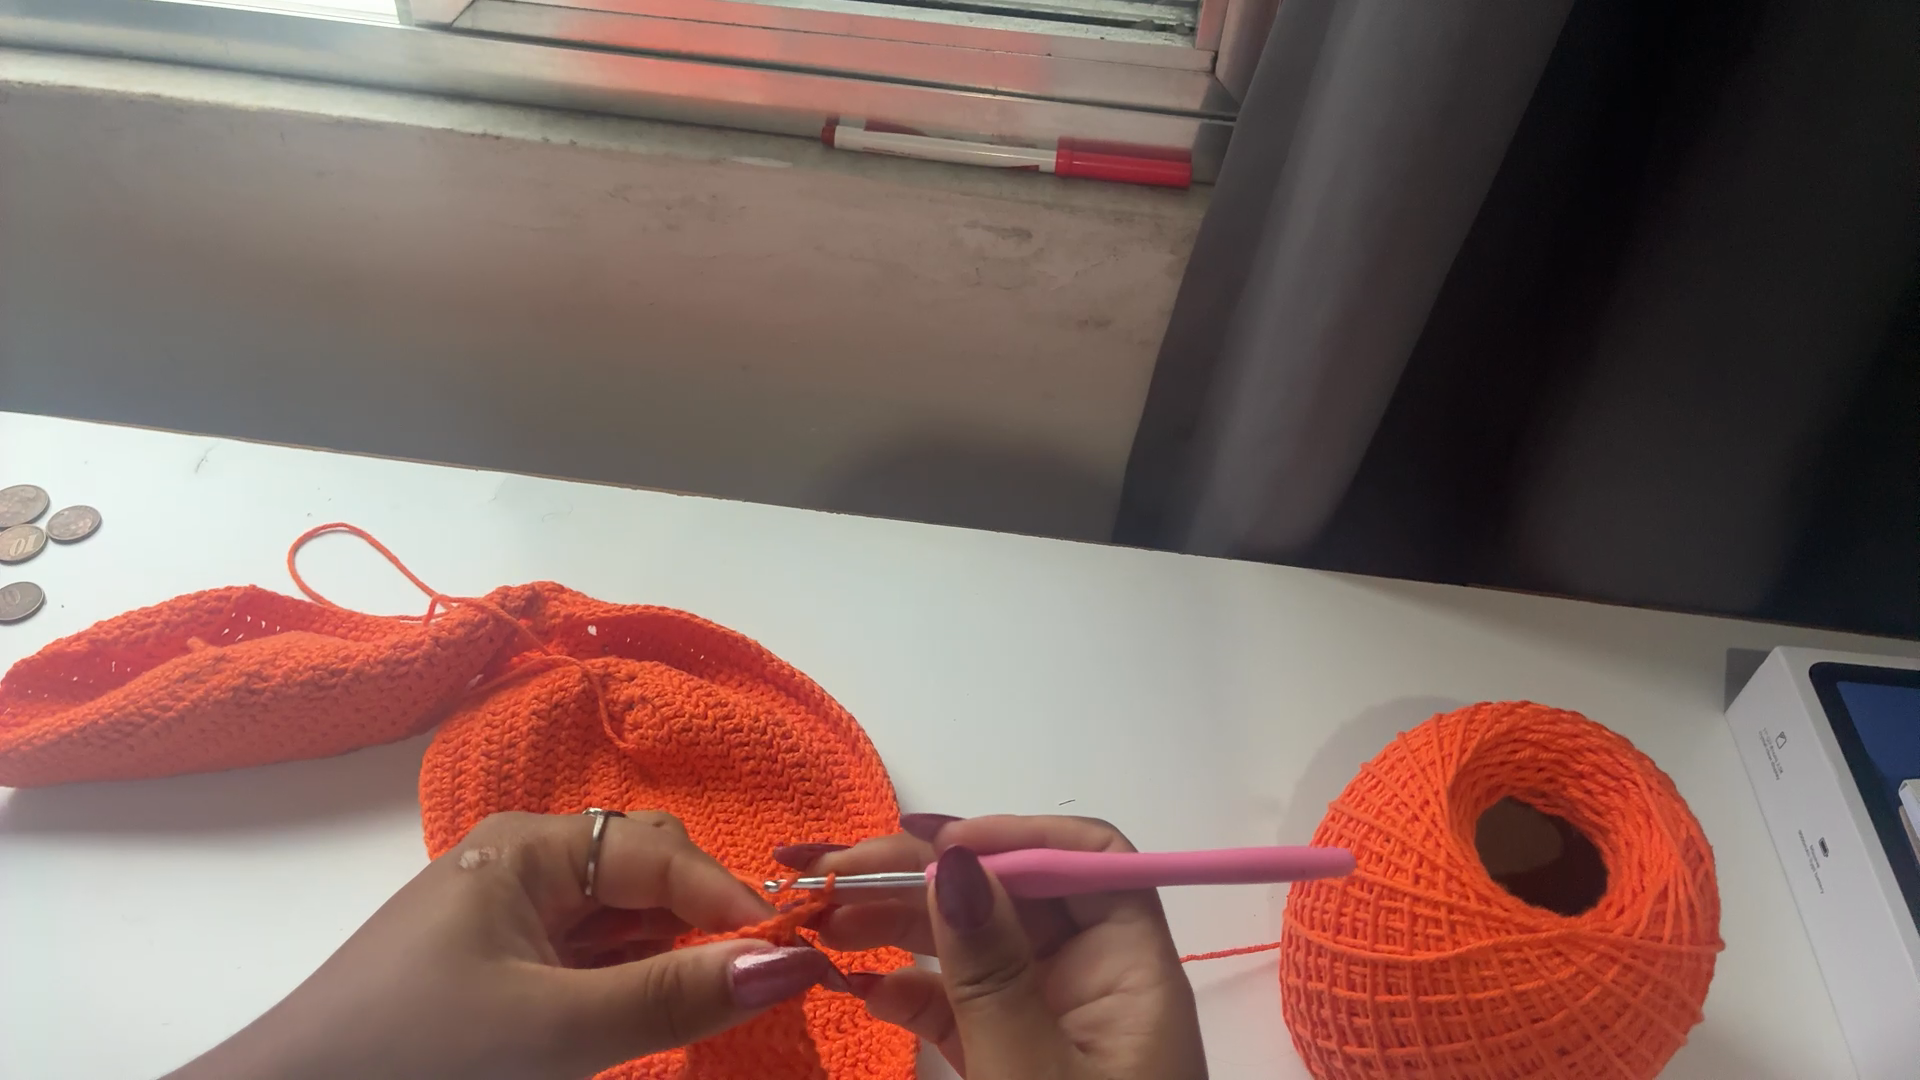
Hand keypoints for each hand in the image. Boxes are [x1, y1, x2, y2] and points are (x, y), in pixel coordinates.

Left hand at [169, 811, 847, 1079]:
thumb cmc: (408, 1065)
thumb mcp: (551, 1033)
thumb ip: (675, 995)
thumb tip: (794, 962)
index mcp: (533, 845)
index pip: (662, 853)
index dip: (730, 900)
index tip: (792, 954)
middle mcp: (530, 858)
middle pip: (649, 868)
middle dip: (703, 917)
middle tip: (747, 978)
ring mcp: (518, 909)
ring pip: (627, 911)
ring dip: (673, 949)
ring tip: (704, 994)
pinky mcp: (508, 956)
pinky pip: (597, 947)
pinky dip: (635, 973)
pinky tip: (646, 1006)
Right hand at [779, 814, 1208, 1078]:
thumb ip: (990, 970)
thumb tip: (953, 857)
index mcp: (1129, 972)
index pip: (1087, 859)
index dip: (1013, 835)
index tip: (932, 845)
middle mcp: (1093, 980)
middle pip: (1013, 891)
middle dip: (925, 874)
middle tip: (833, 870)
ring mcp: (1048, 1017)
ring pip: (975, 939)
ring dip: (900, 923)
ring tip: (824, 917)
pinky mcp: (1011, 1054)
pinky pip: (959, 998)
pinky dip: (910, 987)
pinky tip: (861, 987)